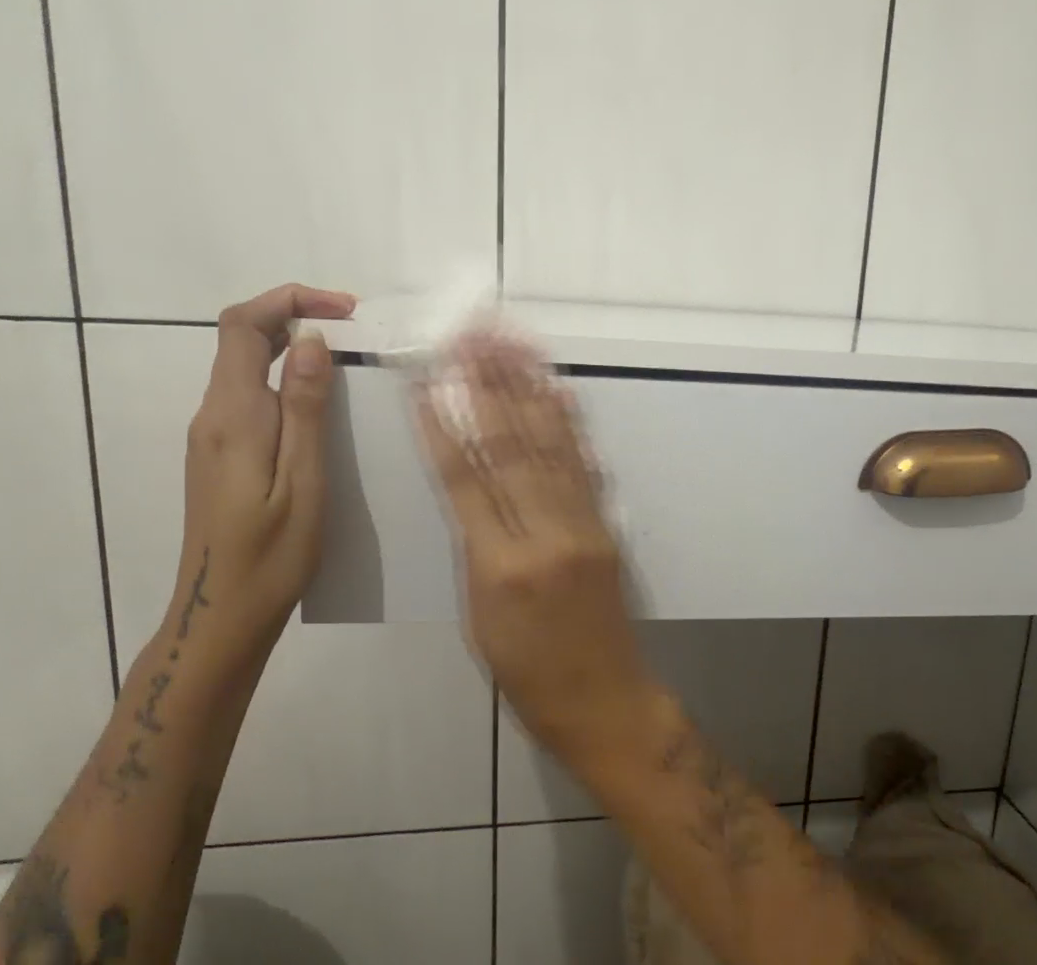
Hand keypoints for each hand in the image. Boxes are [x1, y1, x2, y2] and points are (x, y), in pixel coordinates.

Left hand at [174, 284, 355, 642]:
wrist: (222, 615)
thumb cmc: (272, 555)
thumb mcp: (302, 481)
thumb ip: (304, 408)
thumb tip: (309, 338)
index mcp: (233, 415)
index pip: (243, 324)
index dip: (291, 299)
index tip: (345, 310)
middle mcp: (213, 415)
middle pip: (242, 338)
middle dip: (296, 317)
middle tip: (357, 334)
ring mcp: (212, 436)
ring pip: (246, 367)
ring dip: (293, 350)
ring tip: (349, 368)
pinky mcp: (219, 455)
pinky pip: (250, 398)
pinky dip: (285, 382)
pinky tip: (322, 409)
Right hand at [414, 335, 658, 761]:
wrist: (604, 701)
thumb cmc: (526, 675)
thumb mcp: (478, 619)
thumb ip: (476, 550)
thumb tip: (470, 488)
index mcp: (500, 567)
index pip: (465, 479)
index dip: (444, 423)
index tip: (428, 377)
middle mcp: (545, 536)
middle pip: (510, 449)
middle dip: (488, 386)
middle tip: (472, 336)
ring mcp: (584, 527)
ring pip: (550, 447)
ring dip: (529, 390)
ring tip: (511, 344)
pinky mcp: (608, 528)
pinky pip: (585, 468)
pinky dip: (571, 426)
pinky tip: (558, 391)